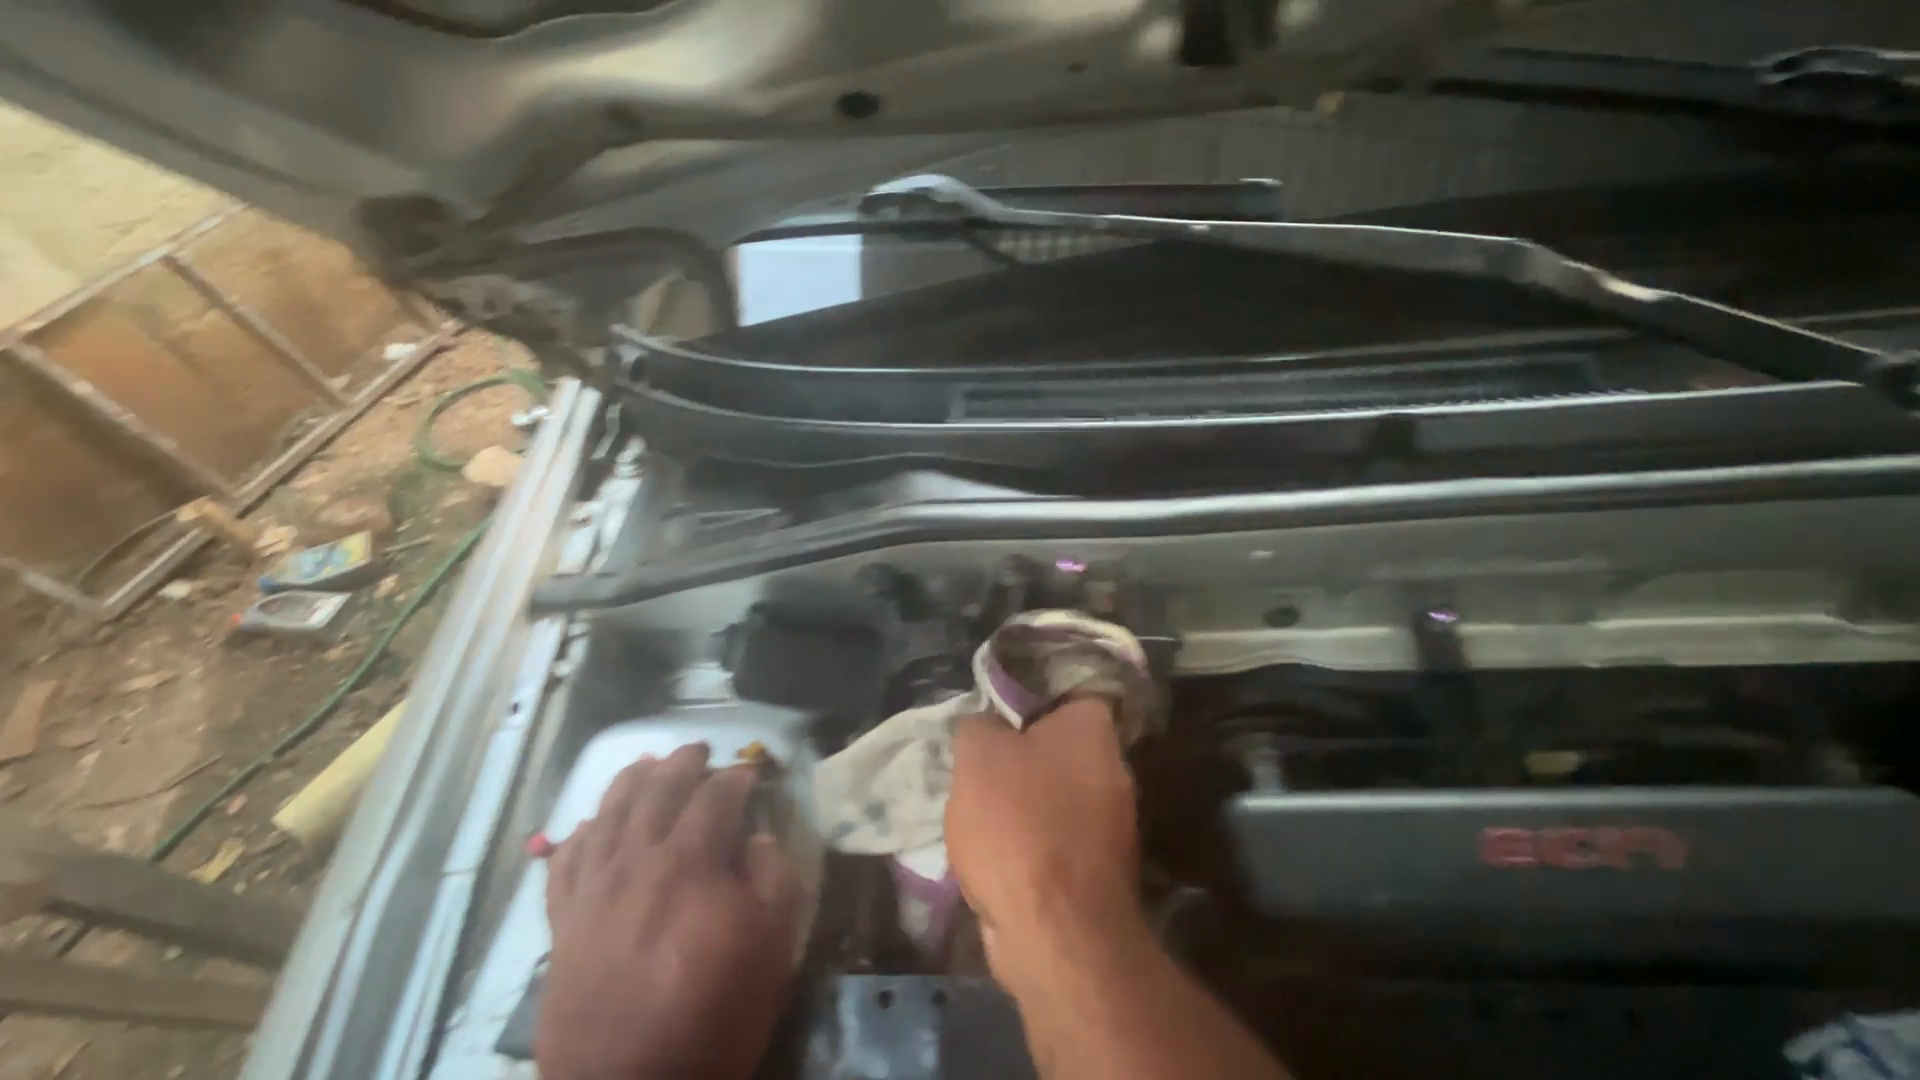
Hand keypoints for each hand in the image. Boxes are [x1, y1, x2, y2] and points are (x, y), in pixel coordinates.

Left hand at [538, 743, 799, 1079]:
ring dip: (629, 782)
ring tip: (644, 764)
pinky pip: (567, 860)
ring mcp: (593, 889)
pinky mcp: (564, 922)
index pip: (714, 798)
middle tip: (697, 750)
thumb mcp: (770, 947)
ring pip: (608, 814)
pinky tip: (591, 824)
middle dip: (681, 764)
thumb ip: (772, 880)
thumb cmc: (712, 1015)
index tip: (752, 771)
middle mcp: (635, 861)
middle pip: (656, 792)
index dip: (736, 778)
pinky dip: (581, 833)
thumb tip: (758, 838)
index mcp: (688, 861)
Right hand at [946, 697, 1140, 982]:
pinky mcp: (1098, 872)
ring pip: (1057, 798)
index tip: (996, 711)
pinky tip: (996, 854)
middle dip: (1021, 757)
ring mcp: (1112, 826)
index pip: (1069, 694)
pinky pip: (1057, 842)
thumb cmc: (1017, 824)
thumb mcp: (977, 756)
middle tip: (978, 762)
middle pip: (1060, 749)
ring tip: (977, 811)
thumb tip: (986, 726)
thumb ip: (979, 726)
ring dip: (1023, 805)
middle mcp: (1114, 771)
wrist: (1054, 930)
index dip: (1030, 699)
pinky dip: (1030, 846)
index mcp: (1095, 730)